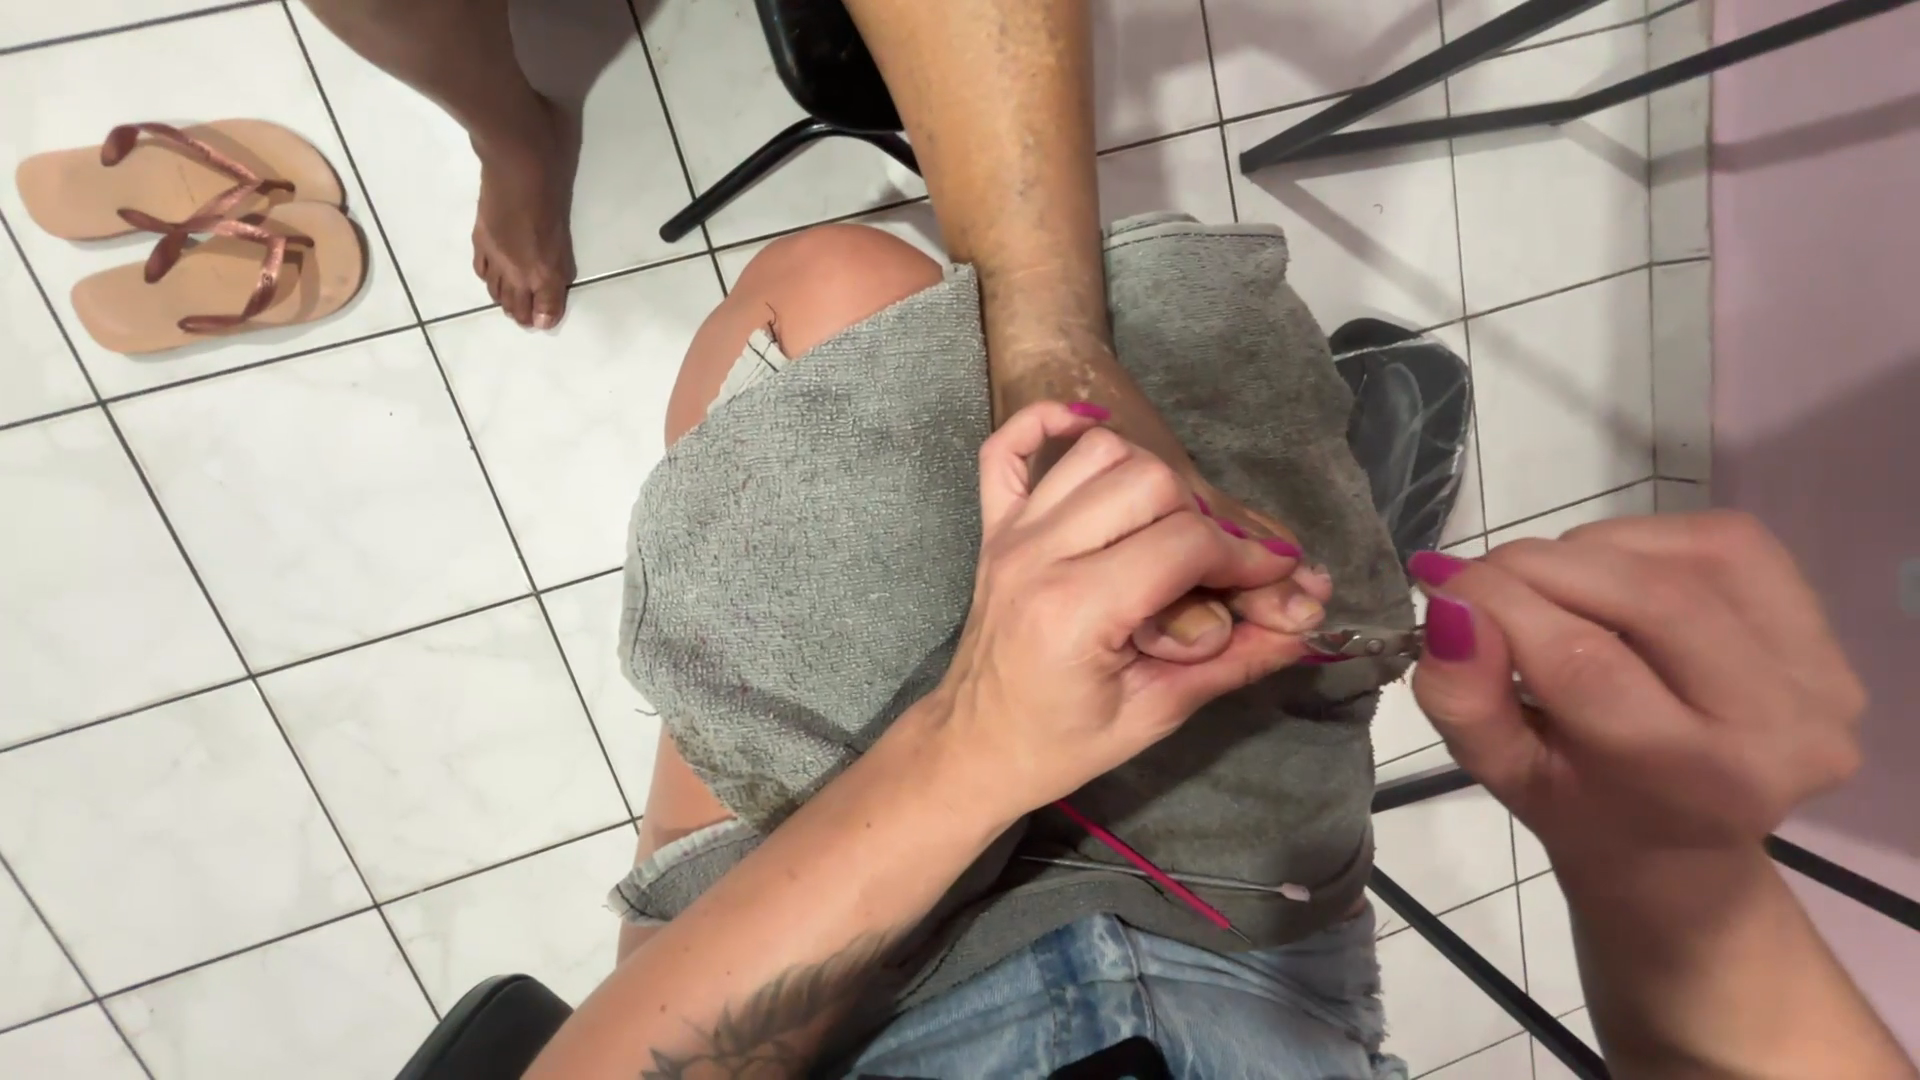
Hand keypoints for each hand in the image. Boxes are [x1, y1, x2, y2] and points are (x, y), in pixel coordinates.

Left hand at [930, 401, 1314, 818]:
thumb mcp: (1154, 715)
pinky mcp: (993, 528)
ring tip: (1169, 529)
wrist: (974, 745)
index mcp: (1077, 609)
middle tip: (1222, 568)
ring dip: (1151, 478)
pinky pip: (1007, 449)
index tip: (1278, 580)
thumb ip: (1232, 660)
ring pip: (1098, 452)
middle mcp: (1040, 554)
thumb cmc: (1059, 745)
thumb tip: (1304, 618)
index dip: (1247, 557)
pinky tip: (1086, 427)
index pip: (1184, 543)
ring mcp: (1011, 534)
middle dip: (1206, 519)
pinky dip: (1045, 424)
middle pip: (1149, 481)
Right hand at [1405, 512, 1864, 864]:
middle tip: (1474, 576)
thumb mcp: (1494, 769)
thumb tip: (1448, 606)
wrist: (1675, 831)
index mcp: (1693, 779)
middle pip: (1649, 598)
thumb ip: (1461, 698)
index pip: (1585, 661)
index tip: (1435, 581)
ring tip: (1540, 588)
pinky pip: (1722, 543)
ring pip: (1685, 558)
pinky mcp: (1825, 628)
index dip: (1498, 604)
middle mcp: (1785, 727)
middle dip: (1534, 566)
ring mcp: (1821, 673)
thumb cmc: (1570, 801)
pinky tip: (1603, 576)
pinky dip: (1636, 541)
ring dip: (1584, 552)